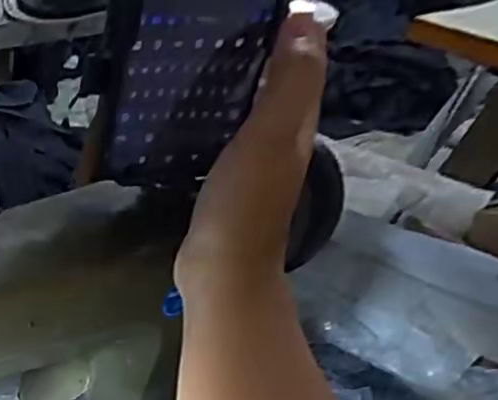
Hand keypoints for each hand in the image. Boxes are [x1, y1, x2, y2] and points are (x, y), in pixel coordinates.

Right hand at [175, 1, 329, 300]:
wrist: (220, 276)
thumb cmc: (242, 207)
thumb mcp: (270, 135)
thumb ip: (290, 79)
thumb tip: (304, 18)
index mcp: (296, 126)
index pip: (303, 63)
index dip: (288, 32)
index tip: (252, 16)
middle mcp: (280, 144)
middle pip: (277, 87)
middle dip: (259, 56)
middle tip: (221, 34)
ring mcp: (252, 171)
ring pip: (250, 115)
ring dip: (235, 90)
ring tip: (203, 65)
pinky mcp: (224, 191)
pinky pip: (225, 143)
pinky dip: (215, 124)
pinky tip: (193, 118)